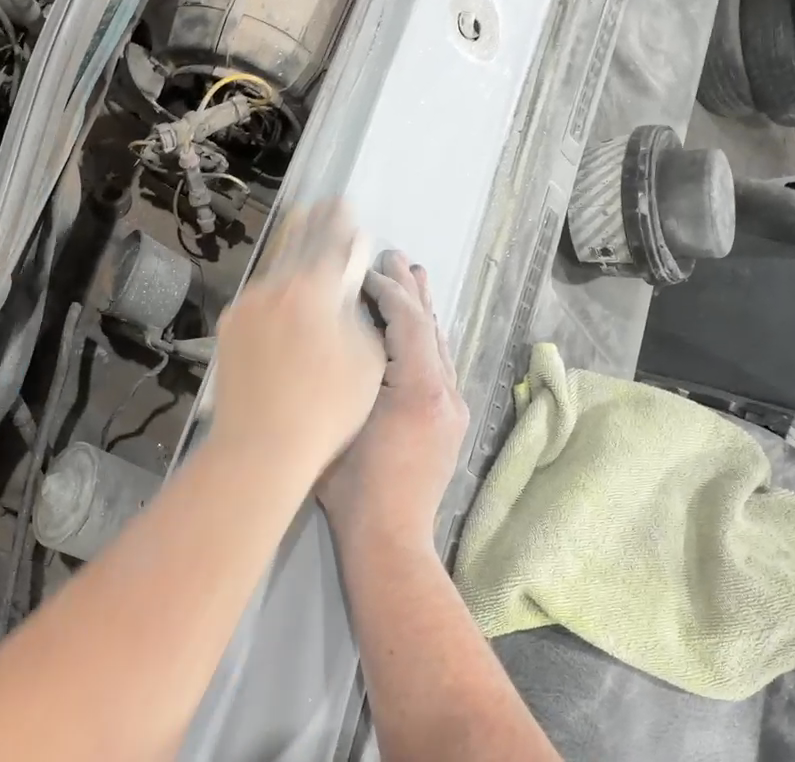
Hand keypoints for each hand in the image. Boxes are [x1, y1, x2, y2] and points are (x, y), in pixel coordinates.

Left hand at [207, 202, 385, 480]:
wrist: (260, 445)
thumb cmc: (327, 408)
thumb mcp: (366, 358)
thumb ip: (360, 311)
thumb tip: (353, 281)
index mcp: (312, 289)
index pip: (331, 241)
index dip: (341, 222)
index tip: (345, 205)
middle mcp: (274, 286)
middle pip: (296, 243)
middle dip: (312, 223)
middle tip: (320, 206)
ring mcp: (246, 305)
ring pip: (274, 268)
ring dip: (290, 253)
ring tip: (301, 236)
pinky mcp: (229, 327)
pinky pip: (258, 294)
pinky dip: (274, 285)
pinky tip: (280, 290)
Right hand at [318, 250, 468, 551]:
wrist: (389, 538)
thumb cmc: (352, 482)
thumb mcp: (343, 419)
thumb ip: (350, 373)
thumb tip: (342, 333)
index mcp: (420, 387)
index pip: (409, 321)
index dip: (387, 290)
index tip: (364, 271)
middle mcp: (446, 392)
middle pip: (429, 326)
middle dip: (410, 290)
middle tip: (397, 256)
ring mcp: (452, 408)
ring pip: (439, 345)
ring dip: (422, 311)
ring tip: (415, 277)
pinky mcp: (449, 423)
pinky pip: (441, 367)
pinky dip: (425, 339)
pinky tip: (418, 331)